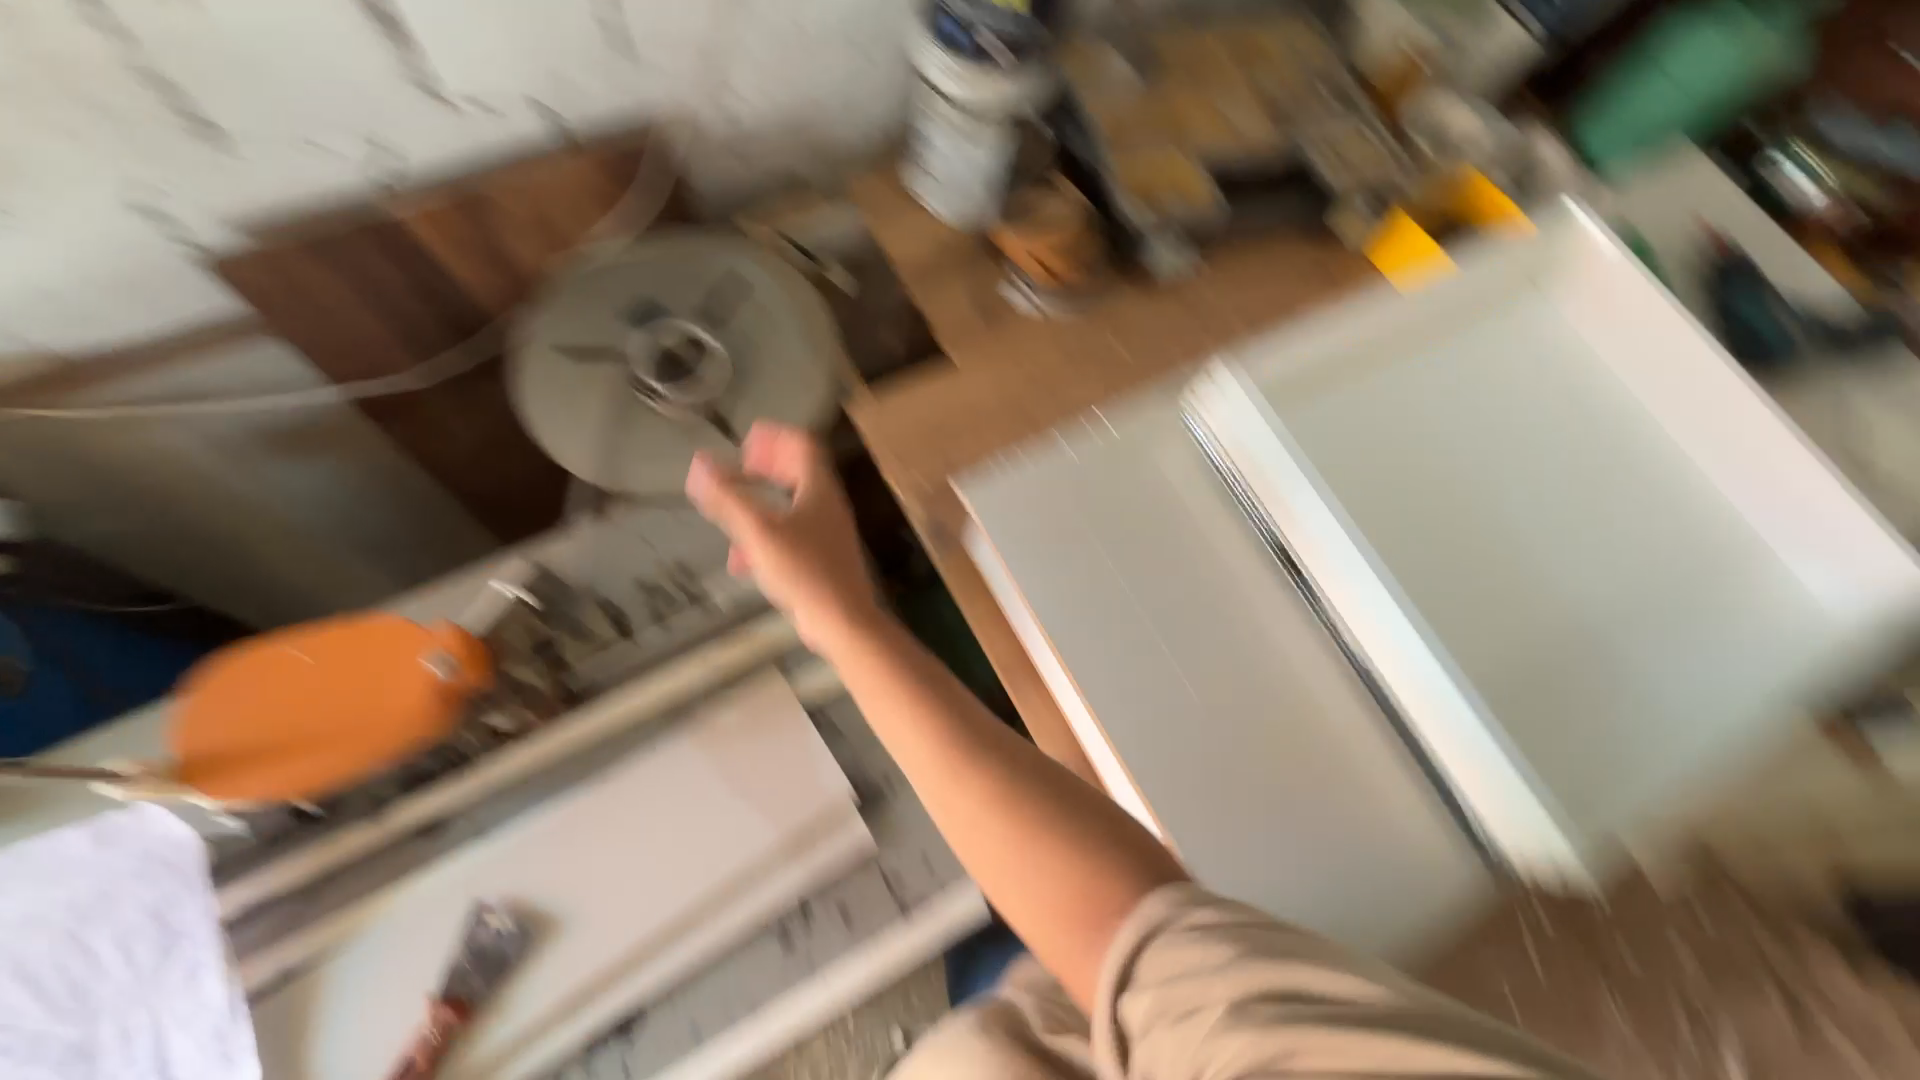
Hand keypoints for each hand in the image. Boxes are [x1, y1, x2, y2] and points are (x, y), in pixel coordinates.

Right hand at [685, 422, 881, 652]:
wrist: (843, 621)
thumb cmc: (804, 571)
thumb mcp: (758, 532)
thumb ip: (728, 498)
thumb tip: (698, 463)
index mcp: (818, 489)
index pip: (802, 445)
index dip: (774, 437)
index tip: (746, 439)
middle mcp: (827, 506)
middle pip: (799, 473)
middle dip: (767, 467)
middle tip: (740, 465)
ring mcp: (828, 535)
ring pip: (792, 507)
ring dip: (761, 504)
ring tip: (732, 513)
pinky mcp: (823, 562)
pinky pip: (791, 538)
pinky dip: (766, 538)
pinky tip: (742, 563)